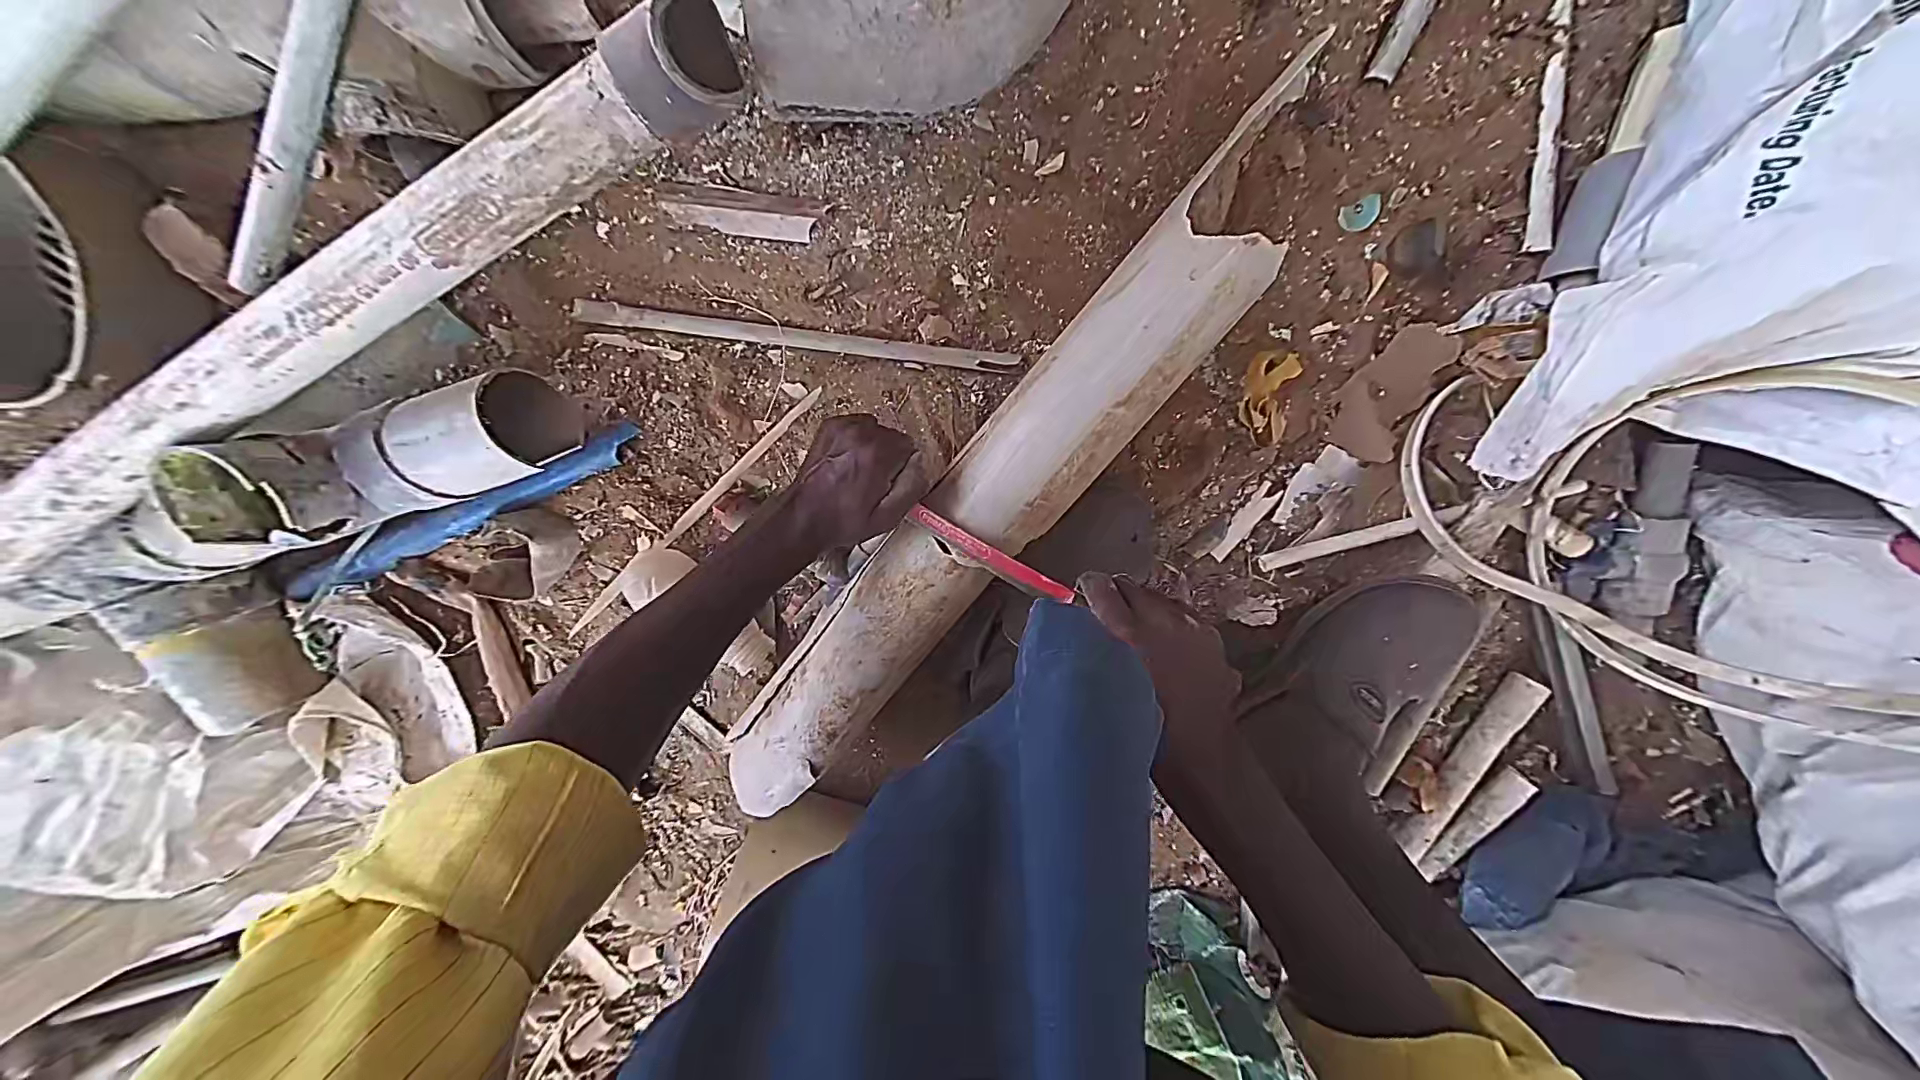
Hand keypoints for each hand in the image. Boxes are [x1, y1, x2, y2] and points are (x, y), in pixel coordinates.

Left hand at [785, 415, 927, 550]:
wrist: (804, 517)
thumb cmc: (841, 520)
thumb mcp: (887, 516)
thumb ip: (912, 487)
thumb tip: (922, 468)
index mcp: (877, 454)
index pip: (910, 447)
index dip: (903, 467)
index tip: (892, 482)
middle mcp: (860, 434)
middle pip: (893, 437)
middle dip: (889, 457)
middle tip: (875, 481)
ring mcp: (843, 428)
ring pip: (876, 431)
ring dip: (873, 448)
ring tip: (860, 471)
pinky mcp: (831, 427)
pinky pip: (858, 427)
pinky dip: (857, 441)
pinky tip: (849, 461)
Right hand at [1080, 572, 1239, 747]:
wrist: (1203, 756)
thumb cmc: (1147, 731)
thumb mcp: (1108, 686)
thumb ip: (1096, 647)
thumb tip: (1086, 624)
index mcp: (1132, 631)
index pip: (1103, 588)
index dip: (1091, 591)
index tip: (1084, 600)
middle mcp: (1167, 620)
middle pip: (1135, 589)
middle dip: (1119, 599)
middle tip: (1107, 621)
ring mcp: (1197, 629)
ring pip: (1163, 603)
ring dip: (1148, 612)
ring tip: (1139, 637)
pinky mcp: (1215, 643)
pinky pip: (1187, 622)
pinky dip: (1174, 629)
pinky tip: (1169, 654)